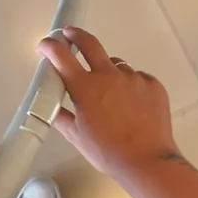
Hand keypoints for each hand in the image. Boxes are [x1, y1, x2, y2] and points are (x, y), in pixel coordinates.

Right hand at [37, 26, 178, 176]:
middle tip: (70, 35)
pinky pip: (136, 78)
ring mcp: (133, 78)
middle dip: (76, 35)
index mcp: (85, 88)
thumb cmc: (108, 152)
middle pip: (90, 43)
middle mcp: (108, 76)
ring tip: (111, 96)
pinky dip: (130, 86)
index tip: (45, 46)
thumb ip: (62, 116)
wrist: (147, 162)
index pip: (60, 55)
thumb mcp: (76, 136)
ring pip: (116, 65)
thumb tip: (54, 109)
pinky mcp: (152, 84)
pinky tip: (132, 106)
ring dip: (108, 72)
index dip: (49, 46)